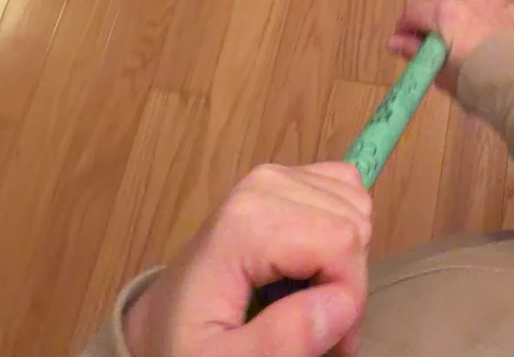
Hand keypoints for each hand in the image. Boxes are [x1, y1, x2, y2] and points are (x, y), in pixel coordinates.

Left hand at [122, 162, 370, 356]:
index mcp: (249, 221)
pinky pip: (345, 188)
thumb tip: (342, 301)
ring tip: (313, 297)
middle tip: (321, 326)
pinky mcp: (284, 176)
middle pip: (353, 221)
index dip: (348, 298)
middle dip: (348, 280)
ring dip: (347, 258)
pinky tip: (313, 262)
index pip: (344, 242)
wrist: (157, 328)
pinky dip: (343, 228)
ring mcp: (275, 174)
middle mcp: (265, 182)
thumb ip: (279, 342)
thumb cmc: (185, 349)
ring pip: (356, 204)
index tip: (329, 343)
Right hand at [386, 0, 513, 92]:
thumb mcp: (440, 72)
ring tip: (462, 42)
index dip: (405, 28)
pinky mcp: (508, 6)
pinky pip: (486, 6)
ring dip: (457, 16)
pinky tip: (484, 38)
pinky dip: (479, 17)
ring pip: (463, 1)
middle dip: (431, 22)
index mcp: (443, 11)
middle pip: (437, 3)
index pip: (412, 11)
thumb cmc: (475, 81)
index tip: (404, 45)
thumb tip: (393, 42)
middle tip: (434, 47)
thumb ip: (415, 51)